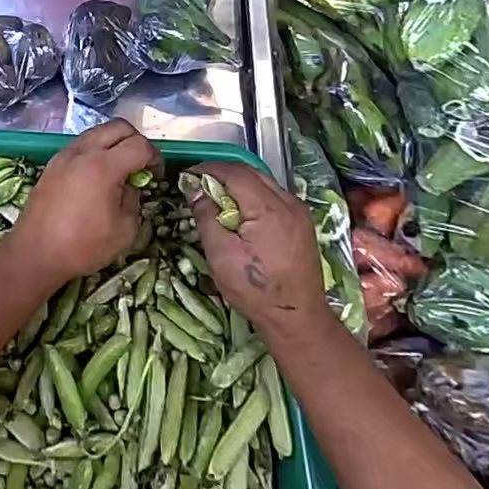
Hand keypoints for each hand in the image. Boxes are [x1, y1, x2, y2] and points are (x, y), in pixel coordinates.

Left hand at [11, 119, 162, 283]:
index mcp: (103, 166)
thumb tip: (131, 185)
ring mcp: (64, 155)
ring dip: (114, 144)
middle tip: (141, 166)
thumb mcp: (124, 230)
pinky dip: (95, 152)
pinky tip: (96, 177)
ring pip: (97, 132)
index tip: (156, 176)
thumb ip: (134, 200)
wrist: (34, 253)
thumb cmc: (82, 246)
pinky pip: (81, 145)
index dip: (155, 158)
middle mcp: (83, 152)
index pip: (139, 145)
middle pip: (118, 127)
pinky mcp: (52, 164)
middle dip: (136, 141)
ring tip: (118, 171)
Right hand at [186, 161, 331, 336]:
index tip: (187, 177)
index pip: (233, 172)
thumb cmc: (255, 290)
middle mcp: (288, 202)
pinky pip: (273, 194)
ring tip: (215, 197)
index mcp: (267, 208)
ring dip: (237, 182)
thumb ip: (206, 216)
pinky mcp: (302, 222)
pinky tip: (239, 211)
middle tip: (197, 184)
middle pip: (250, 171)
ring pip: (263, 181)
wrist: (298, 318)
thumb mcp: (220, 255)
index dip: (207, 169)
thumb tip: (194, 188)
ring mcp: (298, 211)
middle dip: (221, 172)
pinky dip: (252, 193)